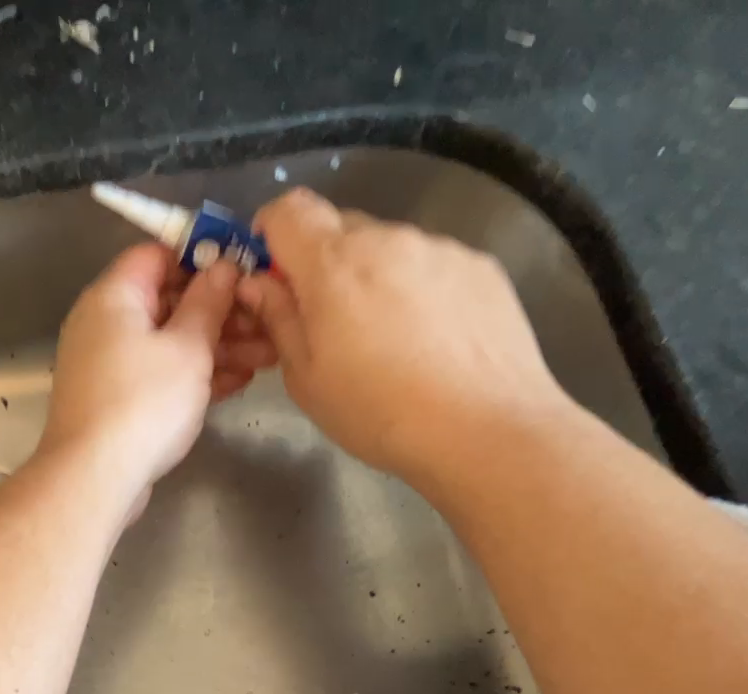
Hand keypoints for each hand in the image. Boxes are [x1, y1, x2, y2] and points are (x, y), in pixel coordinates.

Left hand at [37, 243, 267, 506]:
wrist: (94, 477)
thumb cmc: (143, 402)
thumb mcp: (188, 347)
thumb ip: (209, 302)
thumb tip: (221, 267)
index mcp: (114, 297)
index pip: (157, 255)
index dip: (202, 257)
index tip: (244, 269)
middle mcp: (105, 324)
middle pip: (168, 300)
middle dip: (221, 310)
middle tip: (268, 320)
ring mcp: (109, 365)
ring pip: (169, 341)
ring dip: (217, 345)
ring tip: (269, 355)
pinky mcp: (117, 400)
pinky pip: (160, 374)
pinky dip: (194, 374)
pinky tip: (239, 382)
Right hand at [236, 188, 578, 477]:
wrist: (487, 430)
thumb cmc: (377, 412)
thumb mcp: (306, 378)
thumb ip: (278, 319)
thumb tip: (259, 283)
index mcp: (333, 264)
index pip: (289, 210)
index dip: (271, 231)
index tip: (272, 271)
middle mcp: (388, 239)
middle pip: (339, 227)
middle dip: (321, 263)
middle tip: (327, 319)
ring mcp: (441, 249)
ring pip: (387, 247)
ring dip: (372, 276)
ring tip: (388, 337)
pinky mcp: (481, 267)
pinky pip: (431, 264)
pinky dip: (417, 288)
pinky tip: (431, 340)